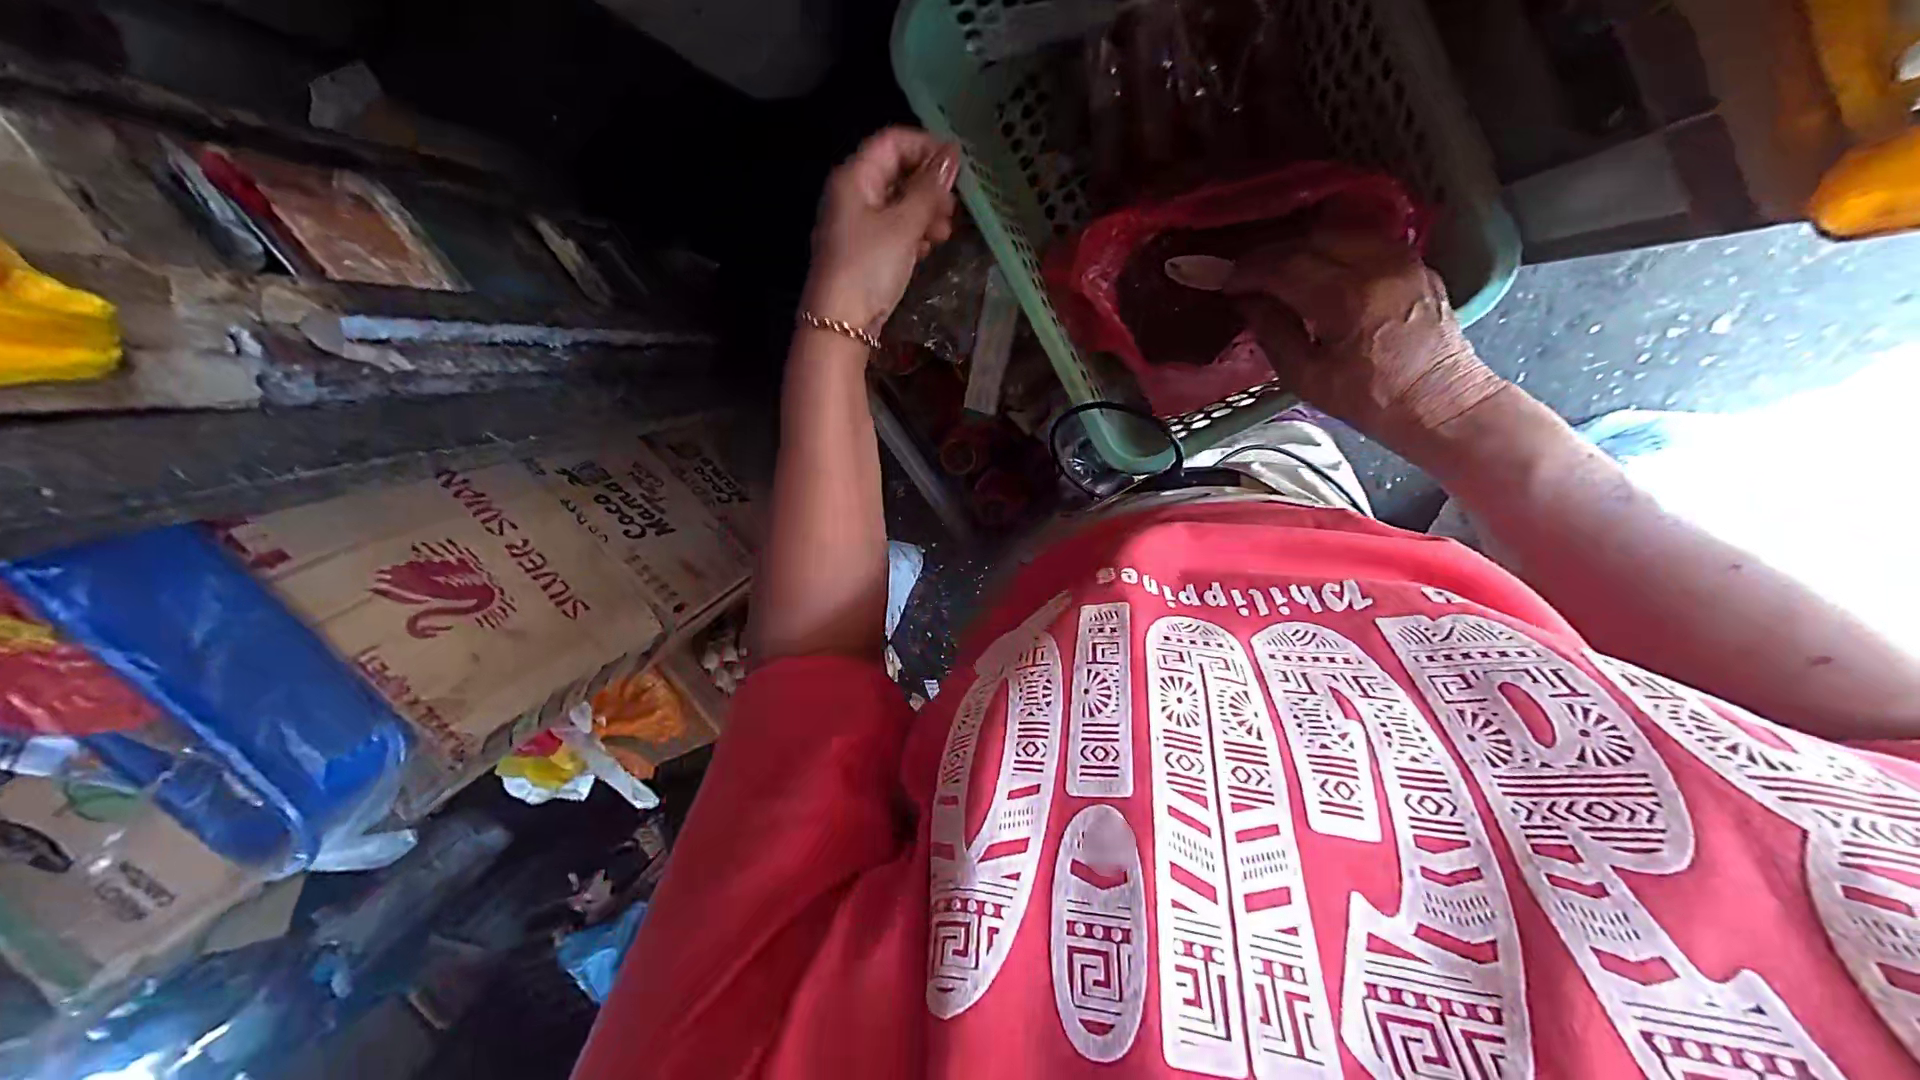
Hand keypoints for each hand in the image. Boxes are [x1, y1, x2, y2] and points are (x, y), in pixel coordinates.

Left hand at [800, 128, 959, 336]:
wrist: (838, 325)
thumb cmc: (869, 268)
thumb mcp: (904, 226)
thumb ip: (928, 190)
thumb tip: (951, 156)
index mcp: (854, 177)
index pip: (893, 141)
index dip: (927, 147)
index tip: (957, 168)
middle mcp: (852, 195)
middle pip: (896, 173)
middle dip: (929, 187)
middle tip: (953, 210)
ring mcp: (856, 225)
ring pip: (897, 204)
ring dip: (925, 214)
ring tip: (944, 235)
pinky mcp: (863, 252)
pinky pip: (892, 230)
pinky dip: (912, 235)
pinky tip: (927, 251)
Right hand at [1224, 224, 1508, 452]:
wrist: (1439, 402)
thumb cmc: (1369, 399)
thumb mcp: (1305, 376)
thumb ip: (1272, 331)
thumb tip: (1247, 301)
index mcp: (1346, 300)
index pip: (1284, 267)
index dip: (1247, 271)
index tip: (1224, 280)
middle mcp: (1377, 267)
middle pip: (1309, 241)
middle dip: (1269, 255)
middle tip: (1244, 275)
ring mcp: (1401, 260)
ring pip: (1336, 233)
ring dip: (1299, 248)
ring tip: (1275, 271)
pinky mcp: (1414, 262)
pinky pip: (1362, 240)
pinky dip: (1329, 248)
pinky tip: (1314, 269)